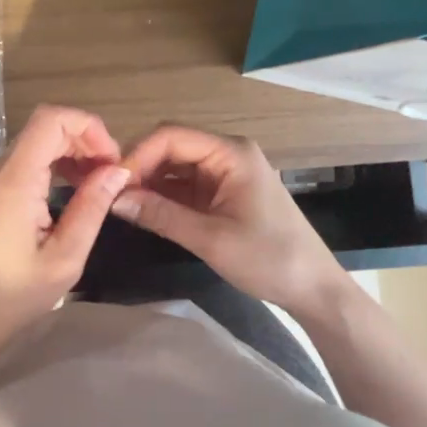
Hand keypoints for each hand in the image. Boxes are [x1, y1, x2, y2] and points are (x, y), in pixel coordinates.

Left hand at [0, 105, 131, 353]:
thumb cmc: (12, 295)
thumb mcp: (64, 258)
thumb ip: (92, 208)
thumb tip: (118, 171)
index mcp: (17, 178)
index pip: (52, 118)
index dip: (89, 127)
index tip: (114, 161)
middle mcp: (1, 168)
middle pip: (46, 126)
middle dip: (85, 139)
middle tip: (113, 173)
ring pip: (38, 142)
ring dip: (72, 152)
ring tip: (100, 183)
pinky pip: (28, 162)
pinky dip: (56, 165)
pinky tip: (76, 191)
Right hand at [114, 126, 347, 311]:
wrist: (315, 290)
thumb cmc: (269, 259)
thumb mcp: (211, 239)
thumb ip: (161, 215)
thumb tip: (115, 199)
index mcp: (231, 152)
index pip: (171, 135)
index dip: (138, 154)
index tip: (113, 182)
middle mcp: (227, 153)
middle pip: (171, 147)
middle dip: (141, 167)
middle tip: (111, 194)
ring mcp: (226, 173)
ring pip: (175, 166)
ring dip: (150, 182)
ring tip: (120, 203)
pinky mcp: (223, 193)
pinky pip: (185, 185)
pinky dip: (163, 196)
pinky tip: (143, 211)